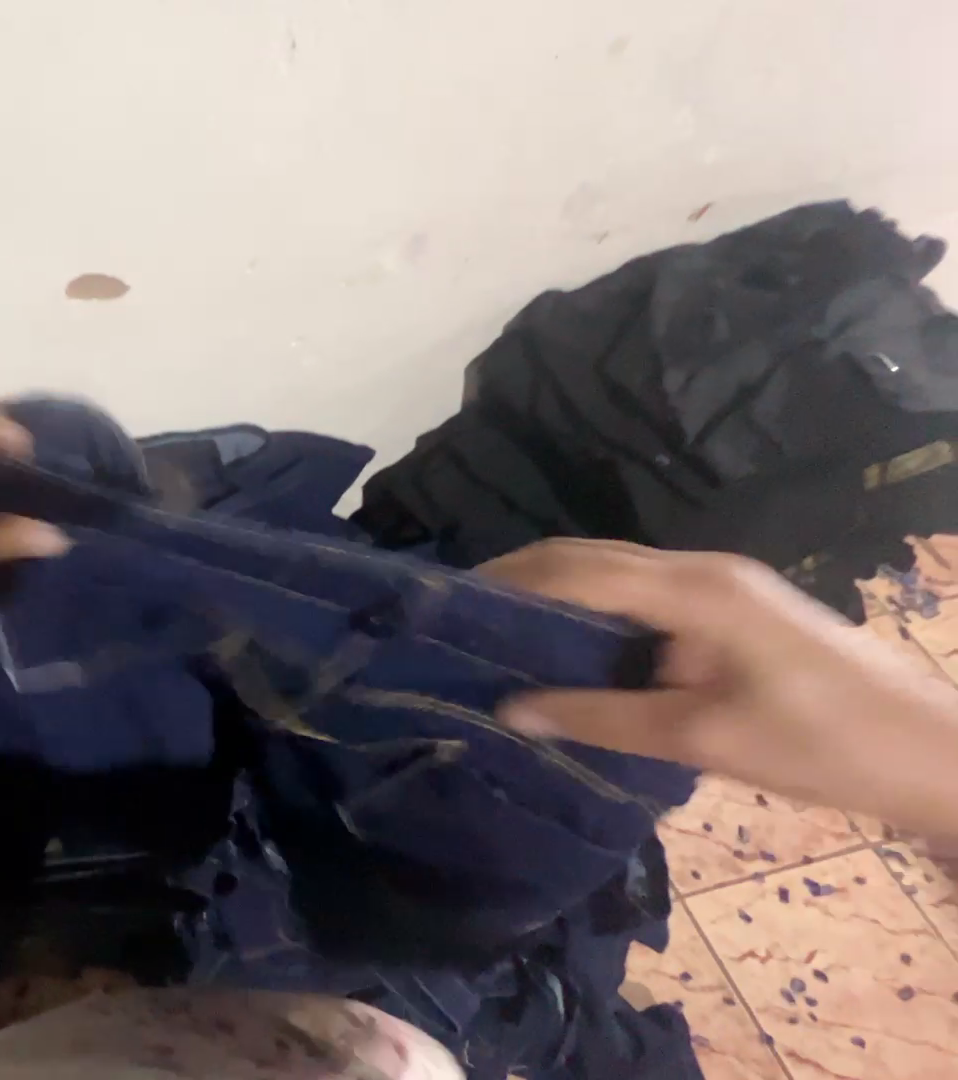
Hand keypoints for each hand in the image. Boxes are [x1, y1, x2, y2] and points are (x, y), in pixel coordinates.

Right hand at [480, 539, 957, 833]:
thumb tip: (509, 709)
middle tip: (458, 609)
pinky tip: (555, 632)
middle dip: (515, 573)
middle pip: (583, 553)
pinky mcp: (722, 602)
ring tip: (492, 620)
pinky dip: (579, 598)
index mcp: (694, 591)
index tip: (449, 601)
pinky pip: (629, 585)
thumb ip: (597, 718)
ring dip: (545, 583)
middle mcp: (698, 570)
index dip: (507, 579)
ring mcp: (714, 582)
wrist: (948, 758)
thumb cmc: (828, 746)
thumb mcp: (702, 739)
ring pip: (604, 564)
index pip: (574, 568)